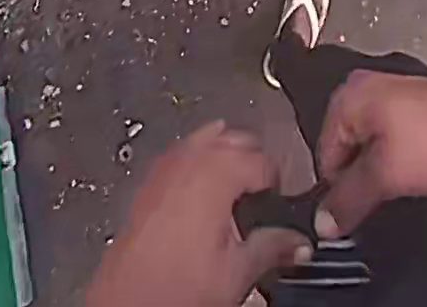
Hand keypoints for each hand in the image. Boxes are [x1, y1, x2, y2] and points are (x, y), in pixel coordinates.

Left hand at [85, 122, 311, 306]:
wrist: (127, 301)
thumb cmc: (174, 287)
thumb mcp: (236, 273)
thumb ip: (272, 247)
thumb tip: (299, 242)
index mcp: (219, 170)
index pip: (265, 161)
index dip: (278, 185)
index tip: (279, 205)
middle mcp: (194, 155)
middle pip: (240, 139)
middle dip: (255, 163)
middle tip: (261, 200)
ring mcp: (171, 160)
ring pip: (212, 136)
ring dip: (228, 155)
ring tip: (235, 192)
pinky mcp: (154, 173)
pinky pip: (187, 149)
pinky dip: (202, 159)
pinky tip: (203, 191)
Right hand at [314, 71, 426, 235]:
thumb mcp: (384, 176)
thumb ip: (349, 199)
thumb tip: (324, 222)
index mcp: (348, 96)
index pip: (324, 152)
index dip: (339, 187)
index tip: (354, 208)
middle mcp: (362, 86)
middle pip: (344, 145)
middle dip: (360, 172)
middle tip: (385, 188)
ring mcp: (385, 90)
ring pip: (366, 141)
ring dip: (377, 163)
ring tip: (402, 174)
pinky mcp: (405, 100)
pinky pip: (385, 131)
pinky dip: (392, 151)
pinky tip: (411, 162)